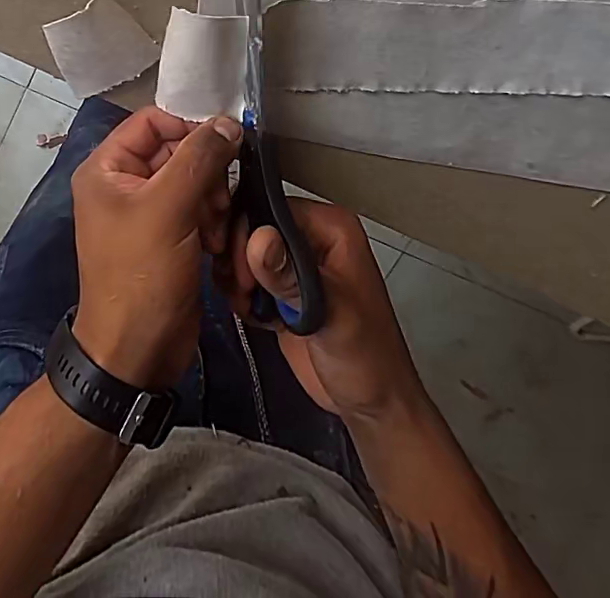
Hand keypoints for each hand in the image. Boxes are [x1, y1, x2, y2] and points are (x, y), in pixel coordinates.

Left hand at [71, 107, 241, 389]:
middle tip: (220, 198)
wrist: (137, 351)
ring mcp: (147, 210)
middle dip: (207, 171)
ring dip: (214, 198)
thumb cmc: (141, 276)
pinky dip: (213, 219)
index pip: (154, 121)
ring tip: (218, 226)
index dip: (191, 125)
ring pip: (195, 179)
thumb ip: (200, 158)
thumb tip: (229, 122)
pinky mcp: (169, 234)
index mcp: (107, 168)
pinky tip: (217, 242)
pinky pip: (199, 207)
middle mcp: (125, 183)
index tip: (228, 141)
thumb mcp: (169, 209)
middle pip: (178, 150)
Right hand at [215, 198, 428, 422]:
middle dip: (239, 259)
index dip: (249, 234)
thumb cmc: (368, 355)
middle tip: (245, 290)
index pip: (274, 208)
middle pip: (255, 227)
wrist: (371, 401)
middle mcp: (314, 240)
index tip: (241, 268)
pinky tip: (255, 314)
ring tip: (249, 303)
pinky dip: (242, 296)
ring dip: (238, 279)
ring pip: (247, 253)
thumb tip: (259, 239)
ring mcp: (298, 266)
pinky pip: (249, 278)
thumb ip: (290, 277)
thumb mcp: (328, 312)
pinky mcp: (285, 291)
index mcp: (332, 229)